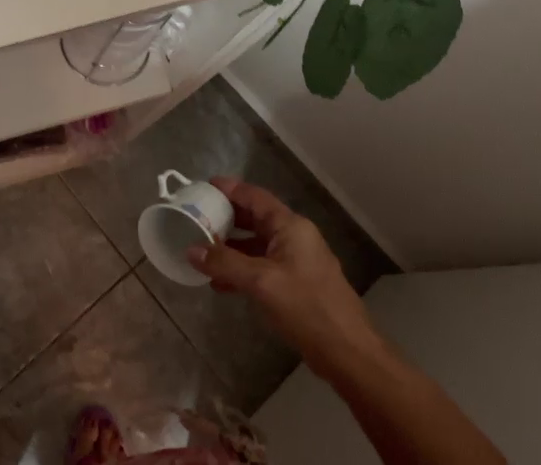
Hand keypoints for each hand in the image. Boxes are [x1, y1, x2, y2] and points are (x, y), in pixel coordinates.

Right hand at [189, 178, 376, 365]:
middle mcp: (296, 238)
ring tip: (201, 253)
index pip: (255, 197)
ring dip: (230, 248)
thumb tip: (192, 250)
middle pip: (255, 218)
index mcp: (291, 227)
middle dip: (225, 219)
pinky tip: (221, 284)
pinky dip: (242, 270)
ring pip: (257, 245)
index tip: (202, 186)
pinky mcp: (297, 285)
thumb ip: (224, 263)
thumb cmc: (306, 308)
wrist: (348, 353)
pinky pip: (262, 267)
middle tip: (195, 219)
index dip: (229, 189)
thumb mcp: (261, 282)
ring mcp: (298, 262)